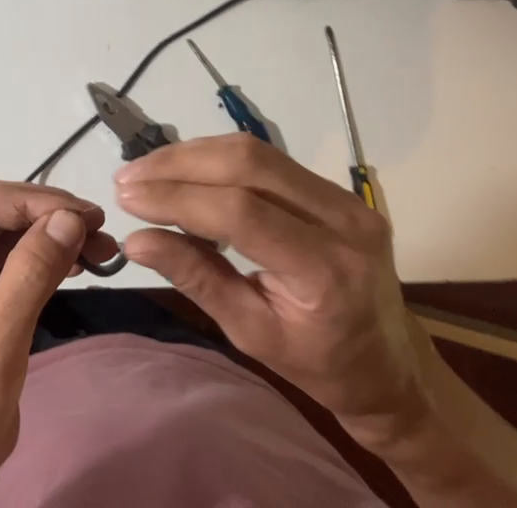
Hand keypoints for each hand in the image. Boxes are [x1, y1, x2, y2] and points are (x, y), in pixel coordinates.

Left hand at [0, 181, 119, 507]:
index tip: (85, 214)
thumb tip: (69, 217)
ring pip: (9, 240)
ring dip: (52, 238)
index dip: (36, 200)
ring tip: (101, 247)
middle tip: (100, 229)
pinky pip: (13, 266)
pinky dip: (46, 262)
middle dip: (48, 217)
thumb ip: (32, 269)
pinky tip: (78, 264)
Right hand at [115, 134, 431, 445]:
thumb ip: (196, 278)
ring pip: (256, 150)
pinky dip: (216, 160)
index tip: (126, 198)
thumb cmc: (318, 364)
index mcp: (326, 271)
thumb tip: (134, 240)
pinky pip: (268, 158)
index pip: (240, 212)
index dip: (176, 198)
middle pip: (249, 164)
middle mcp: (344, 221)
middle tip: (128, 179)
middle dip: (178, 164)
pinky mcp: (337, 190)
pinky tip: (182, 173)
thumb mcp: (251, 333)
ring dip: (192, 155)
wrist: (391, 366)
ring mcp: (346, 200)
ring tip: (145, 173)